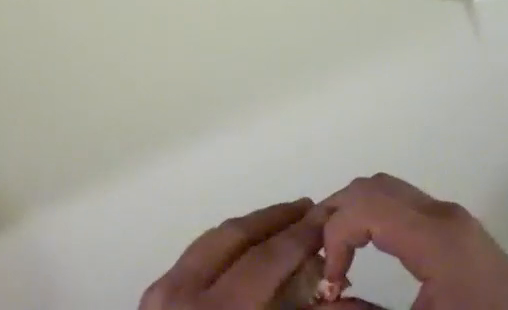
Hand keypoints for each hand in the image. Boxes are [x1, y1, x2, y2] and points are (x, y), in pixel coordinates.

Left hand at [141, 199, 326, 309]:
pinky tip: (246, 251)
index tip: (327, 217)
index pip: (265, 259)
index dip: (301, 236)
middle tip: (309, 210)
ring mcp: (160, 292)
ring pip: (210, 242)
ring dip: (249, 230)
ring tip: (282, 225)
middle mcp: (181, 291)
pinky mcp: (152, 297)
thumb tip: (355, 296)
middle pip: (234, 238)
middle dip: (274, 219)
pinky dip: (224, 250)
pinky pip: (194, 259)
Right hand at [315, 174, 507, 309]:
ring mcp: (455, 221)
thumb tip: (318, 302)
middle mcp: (445, 215)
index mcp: (436, 237)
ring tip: (334, 253)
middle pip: (371, 187)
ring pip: (387, 191)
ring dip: (353, 213)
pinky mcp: (461, 234)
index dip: (332, 237)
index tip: (326, 282)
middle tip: (314, 254)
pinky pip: (405, 206)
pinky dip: (374, 217)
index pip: (363, 206)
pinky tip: (365, 250)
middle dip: (334, 215)